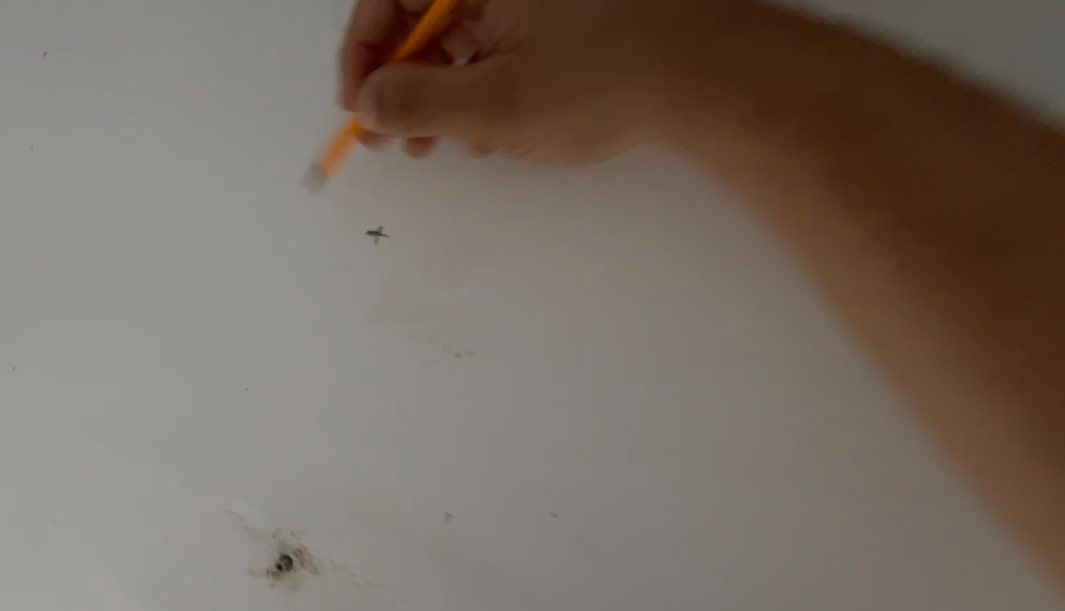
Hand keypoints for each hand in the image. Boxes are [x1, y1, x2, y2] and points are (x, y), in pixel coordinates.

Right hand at [340, 0, 747, 165]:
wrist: (707, 75)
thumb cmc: (610, 78)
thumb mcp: (493, 105)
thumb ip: (414, 104)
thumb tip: (367, 103)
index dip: (363, 52)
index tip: (357, 105)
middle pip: (417, 12)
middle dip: (395, 80)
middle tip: (386, 134)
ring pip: (450, 31)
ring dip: (430, 92)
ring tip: (431, 143)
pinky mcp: (549, 7)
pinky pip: (487, 39)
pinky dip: (469, 83)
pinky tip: (475, 126)